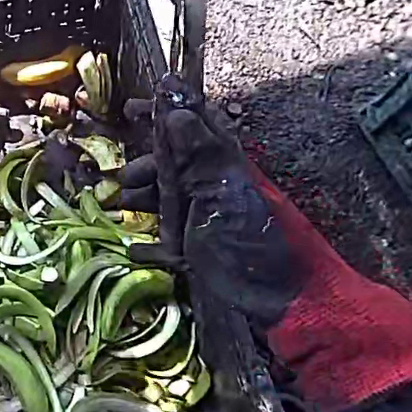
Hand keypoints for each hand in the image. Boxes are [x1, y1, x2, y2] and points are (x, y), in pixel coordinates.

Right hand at [118, 75, 411, 411]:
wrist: (288, 303)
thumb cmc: (259, 244)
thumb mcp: (225, 193)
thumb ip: (198, 153)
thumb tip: (175, 107)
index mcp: (224, 164)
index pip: (191, 124)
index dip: (162, 111)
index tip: (129, 108)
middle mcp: (214, 185)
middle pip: (172, 163)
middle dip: (145, 165)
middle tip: (124, 176)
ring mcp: (208, 218)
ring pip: (167, 197)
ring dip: (143, 197)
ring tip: (123, 205)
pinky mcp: (201, 250)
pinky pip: (168, 238)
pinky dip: (149, 242)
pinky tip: (134, 247)